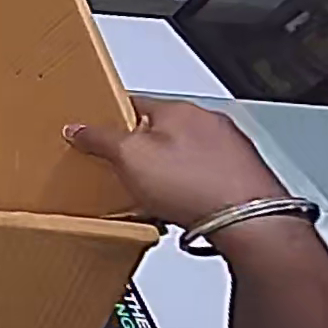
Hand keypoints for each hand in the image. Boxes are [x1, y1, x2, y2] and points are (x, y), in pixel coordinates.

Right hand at [63, 98, 285, 227]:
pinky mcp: (243, 174)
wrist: (250, 224)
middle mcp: (208, 122)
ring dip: (168, 170)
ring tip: (154, 194)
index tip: (101, 133)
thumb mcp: (128, 158)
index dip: (112, 119)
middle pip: (159, 130)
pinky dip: (190, 187)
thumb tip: (78, 128)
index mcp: (179, 110)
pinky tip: (181, 205)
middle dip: (141, 149)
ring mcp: (230, 147)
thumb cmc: (195, 186)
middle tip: (126, 170)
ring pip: (183, 153)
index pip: (134, 103)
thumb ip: (99, 139)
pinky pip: (203, 175)